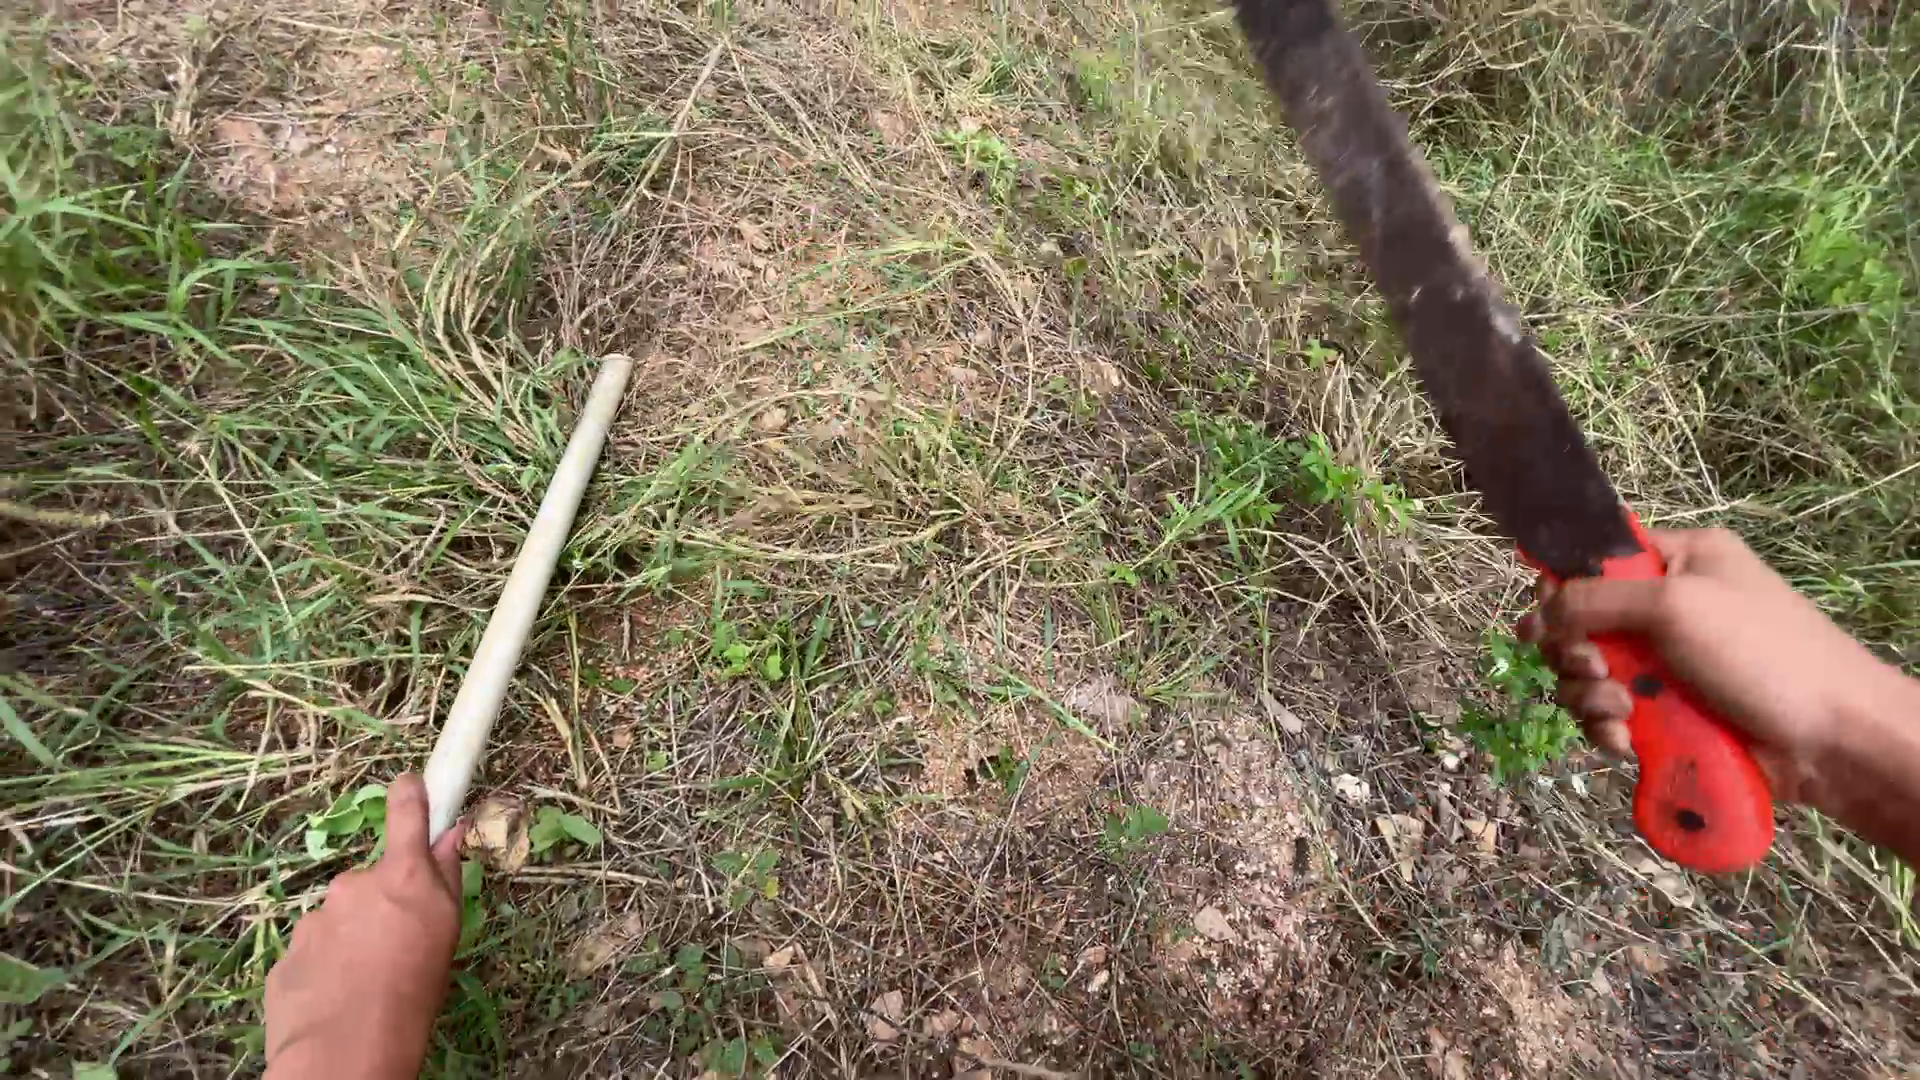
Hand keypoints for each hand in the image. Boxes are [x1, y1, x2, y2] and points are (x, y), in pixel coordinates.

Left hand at [266, 774, 467, 1079]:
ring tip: (365, 976)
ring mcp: (314, 921)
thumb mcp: (449, 923)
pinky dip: (327, 965)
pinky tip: (338, 993)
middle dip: (381, 901)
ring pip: (340, 918)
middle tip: (396, 938)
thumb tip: (452, 835)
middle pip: (371, 881)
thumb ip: (448, 874)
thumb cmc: (417, 980)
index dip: (410, 793)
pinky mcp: (284, 958)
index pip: (407, 816)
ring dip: (352, 935)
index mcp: (402, 874)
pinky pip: (313, 951)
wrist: (348, 1047)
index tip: (407, 778)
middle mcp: (354, 885)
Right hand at [1518, 527, 1897, 808]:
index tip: (1548, 620)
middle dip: (1573, 651)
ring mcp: (1662, 660)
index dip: (1559, 589)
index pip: (1591, 561)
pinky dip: (1605, 724)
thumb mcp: (1675, 604)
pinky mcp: (1661, 707)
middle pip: (1576, 621)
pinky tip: (1624, 736)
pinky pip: (1603, 710)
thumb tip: (1534, 617)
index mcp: (1678, 561)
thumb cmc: (1765, 655)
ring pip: (1583, 671)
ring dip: (1588, 693)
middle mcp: (1666, 606)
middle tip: (1595, 668)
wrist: (1841, 746)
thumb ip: (1592, 598)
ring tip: (1622, 709)